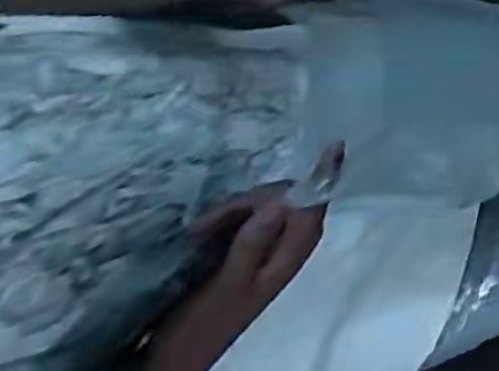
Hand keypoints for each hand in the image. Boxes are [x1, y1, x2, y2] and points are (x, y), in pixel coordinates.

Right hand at [146, 186, 325, 370]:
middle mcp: (296, 235)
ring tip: (197, 232)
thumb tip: (283, 200)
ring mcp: (275, 240)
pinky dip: (227, 219)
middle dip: (249, 201)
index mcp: (301, 242)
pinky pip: (249, 218)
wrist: (176, 360)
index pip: (317, 194)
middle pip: (288, 194)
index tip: (322, 149)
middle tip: (205, 224)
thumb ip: (256, 241)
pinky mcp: (253, 246)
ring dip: (233, 210)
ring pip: (267, 203)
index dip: (313, 174)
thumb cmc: (203, 325)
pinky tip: (200, 233)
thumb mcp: (228, 284)